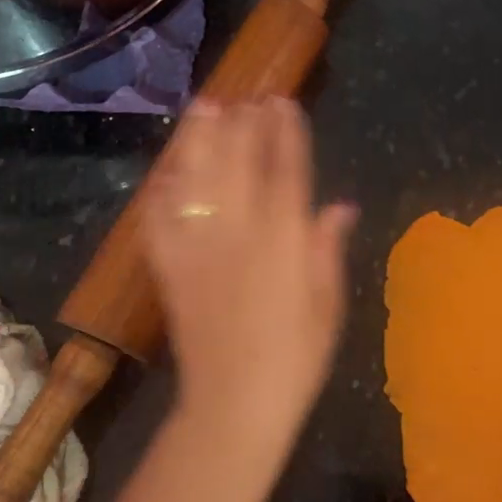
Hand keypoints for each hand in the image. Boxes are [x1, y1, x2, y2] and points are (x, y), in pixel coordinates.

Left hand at [145, 97, 355, 430]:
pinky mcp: (170, 268)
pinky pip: (159, 219)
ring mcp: (199, 247)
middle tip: (245, 96)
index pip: (286, 170)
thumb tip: (341, 206)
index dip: (285, 131)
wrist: (235, 404)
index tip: (282, 101)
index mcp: (284, 239)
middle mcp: (240, 231)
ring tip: (204, 107)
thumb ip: (327, 248)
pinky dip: (161, 191)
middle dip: (243, 123)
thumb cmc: (296, 355)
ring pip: (197, 178)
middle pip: (238, 162)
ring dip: (199, 139)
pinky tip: (166, 172)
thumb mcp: (328, 302)